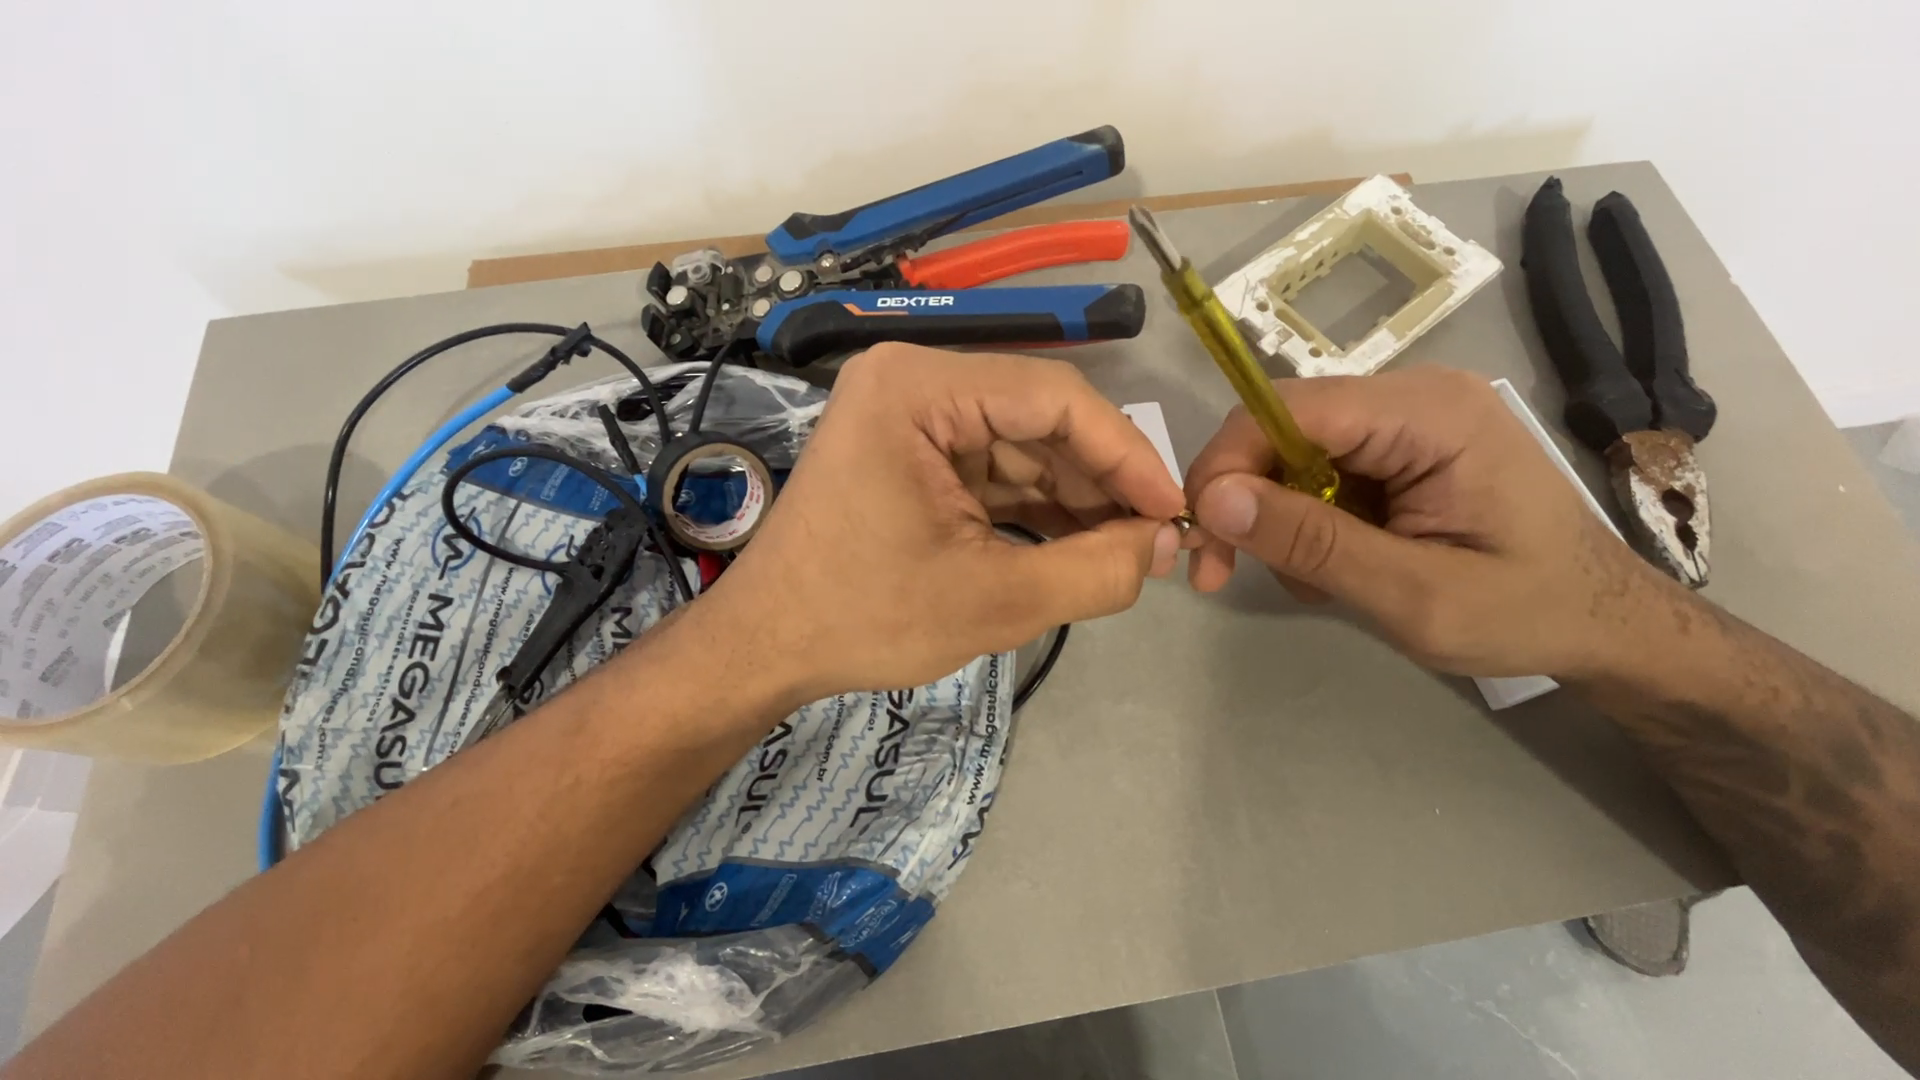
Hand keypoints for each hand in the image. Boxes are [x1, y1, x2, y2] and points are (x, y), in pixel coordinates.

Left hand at [698, 344, 1188, 701]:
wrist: (765, 647)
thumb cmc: (864, 618)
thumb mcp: (994, 602)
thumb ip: (1095, 572)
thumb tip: (1163, 546)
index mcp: (919, 388)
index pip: (1055, 398)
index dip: (1126, 455)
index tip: (1172, 512)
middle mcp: (912, 382)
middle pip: (1038, 418)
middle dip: (1099, 482)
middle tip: (1152, 542)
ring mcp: (907, 417)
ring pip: (1020, 446)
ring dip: (1073, 497)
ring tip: (1122, 551)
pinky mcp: (908, 454)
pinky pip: (989, 468)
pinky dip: (1033, 506)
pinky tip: (1076, 544)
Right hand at [1184, 366, 1674, 678]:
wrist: (1603, 623)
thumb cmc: (1526, 612)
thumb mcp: (1412, 594)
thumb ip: (1313, 543)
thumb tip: (1214, 500)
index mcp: (1429, 413)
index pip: (1286, 409)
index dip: (1227, 464)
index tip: (1202, 538)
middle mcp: (1414, 395)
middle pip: (1281, 427)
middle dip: (1243, 499)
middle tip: (1221, 572)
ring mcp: (1408, 419)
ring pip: (1291, 453)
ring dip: (1276, 519)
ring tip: (1313, 583)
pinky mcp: (1402, 447)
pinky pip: (1319, 470)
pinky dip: (1306, 521)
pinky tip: (1337, 565)